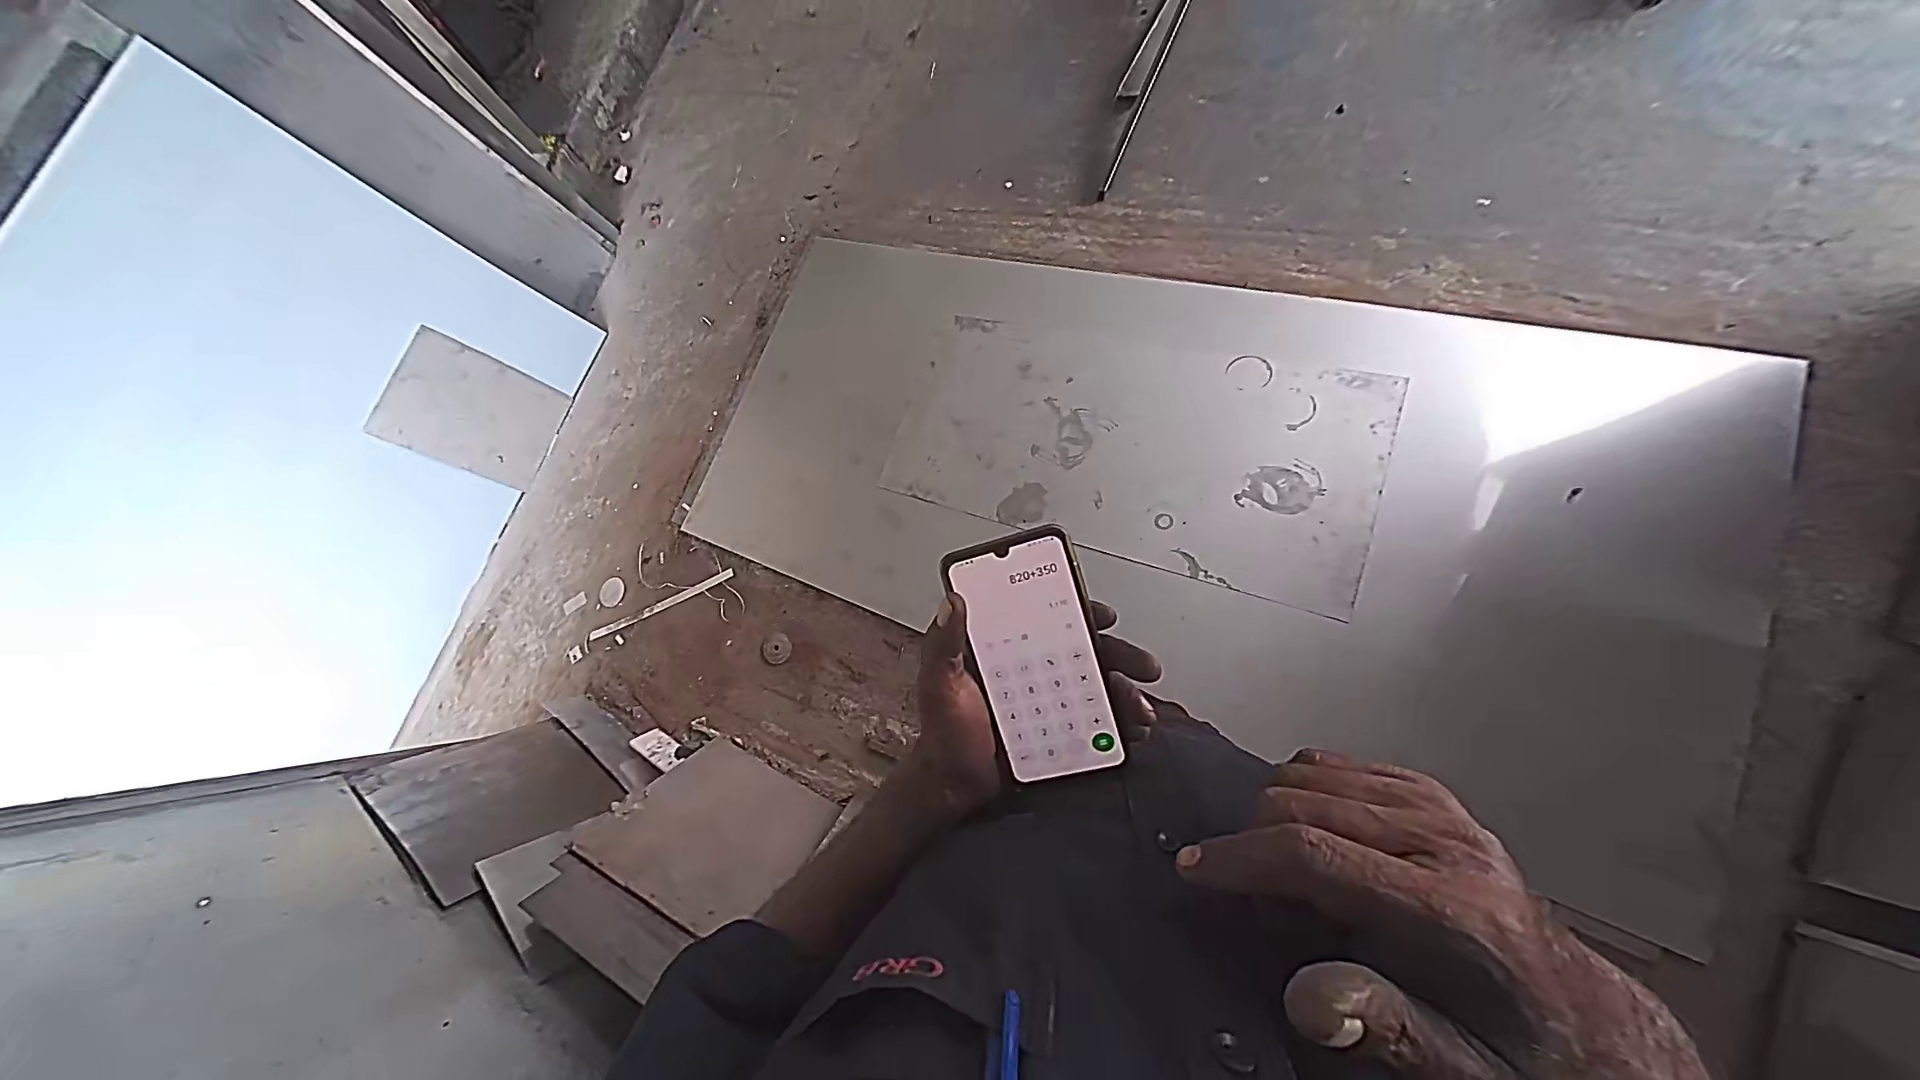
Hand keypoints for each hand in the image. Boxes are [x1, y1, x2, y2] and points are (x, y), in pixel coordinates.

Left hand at [905, 592, 1162, 817]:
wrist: (954, 788)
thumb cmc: (943, 734)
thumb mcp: (938, 685)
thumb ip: (943, 645)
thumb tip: (952, 601)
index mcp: (1005, 651)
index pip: (1047, 619)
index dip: (1079, 611)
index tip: (1104, 615)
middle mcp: (1032, 670)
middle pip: (1084, 651)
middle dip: (1120, 655)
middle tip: (1145, 666)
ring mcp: (1049, 702)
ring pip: (1097, 687)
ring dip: (1125, 693)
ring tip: (1141, 710)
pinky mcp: (1059, 732)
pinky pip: (1096, 723)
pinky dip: (1118, 726)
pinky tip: (1132, 733)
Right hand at [1176, 749, 1709, 1079]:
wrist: (1581, 1019)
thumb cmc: (1516, 1049)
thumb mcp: (1462, 1068)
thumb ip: (1386, 1029)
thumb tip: (1305, 1000)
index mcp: (1454, 908)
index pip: (1313, 854)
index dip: (1240, 858)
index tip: (1195, 869)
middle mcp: (1444, 840)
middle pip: (1298, 802)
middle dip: (1254, 845)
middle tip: (1265, 906)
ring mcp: (1436, 807)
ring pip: (1305, 772)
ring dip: (1274, 817)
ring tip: (1294, 877)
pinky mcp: (1426, 791)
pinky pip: (1328, 764)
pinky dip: (1300, 792)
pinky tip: (1313, 837)